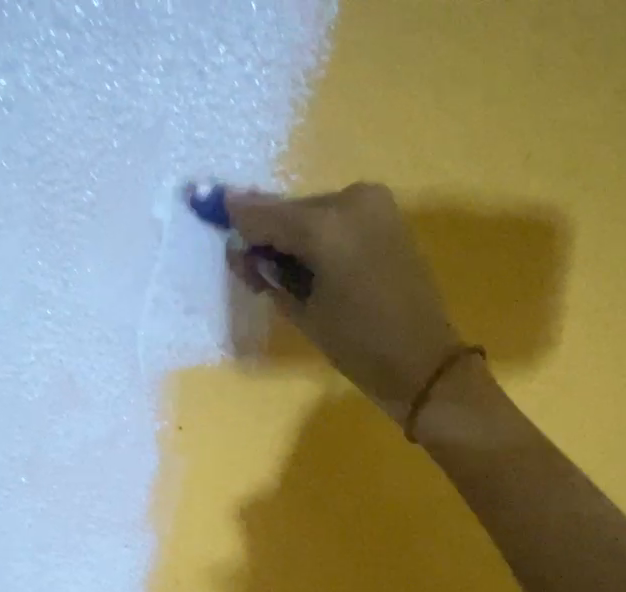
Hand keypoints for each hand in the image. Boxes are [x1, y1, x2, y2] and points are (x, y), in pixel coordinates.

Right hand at [226, 183, 464, 408]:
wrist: (422, 359)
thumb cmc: (356, 344)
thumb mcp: (300, 312)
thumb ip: (265, 273)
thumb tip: (239, 248)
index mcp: (325, 226)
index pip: (264, 216)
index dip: (233, 214)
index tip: (202, 199)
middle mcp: (350, 200)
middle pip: (289, 210)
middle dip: (264, 231)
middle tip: (244, 259)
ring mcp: (373, 202)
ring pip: (311, 212)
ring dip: (291, 234)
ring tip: (280, 270)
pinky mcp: (386, 214)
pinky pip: (335, 217)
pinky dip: (316, 233)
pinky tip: (308, 262)